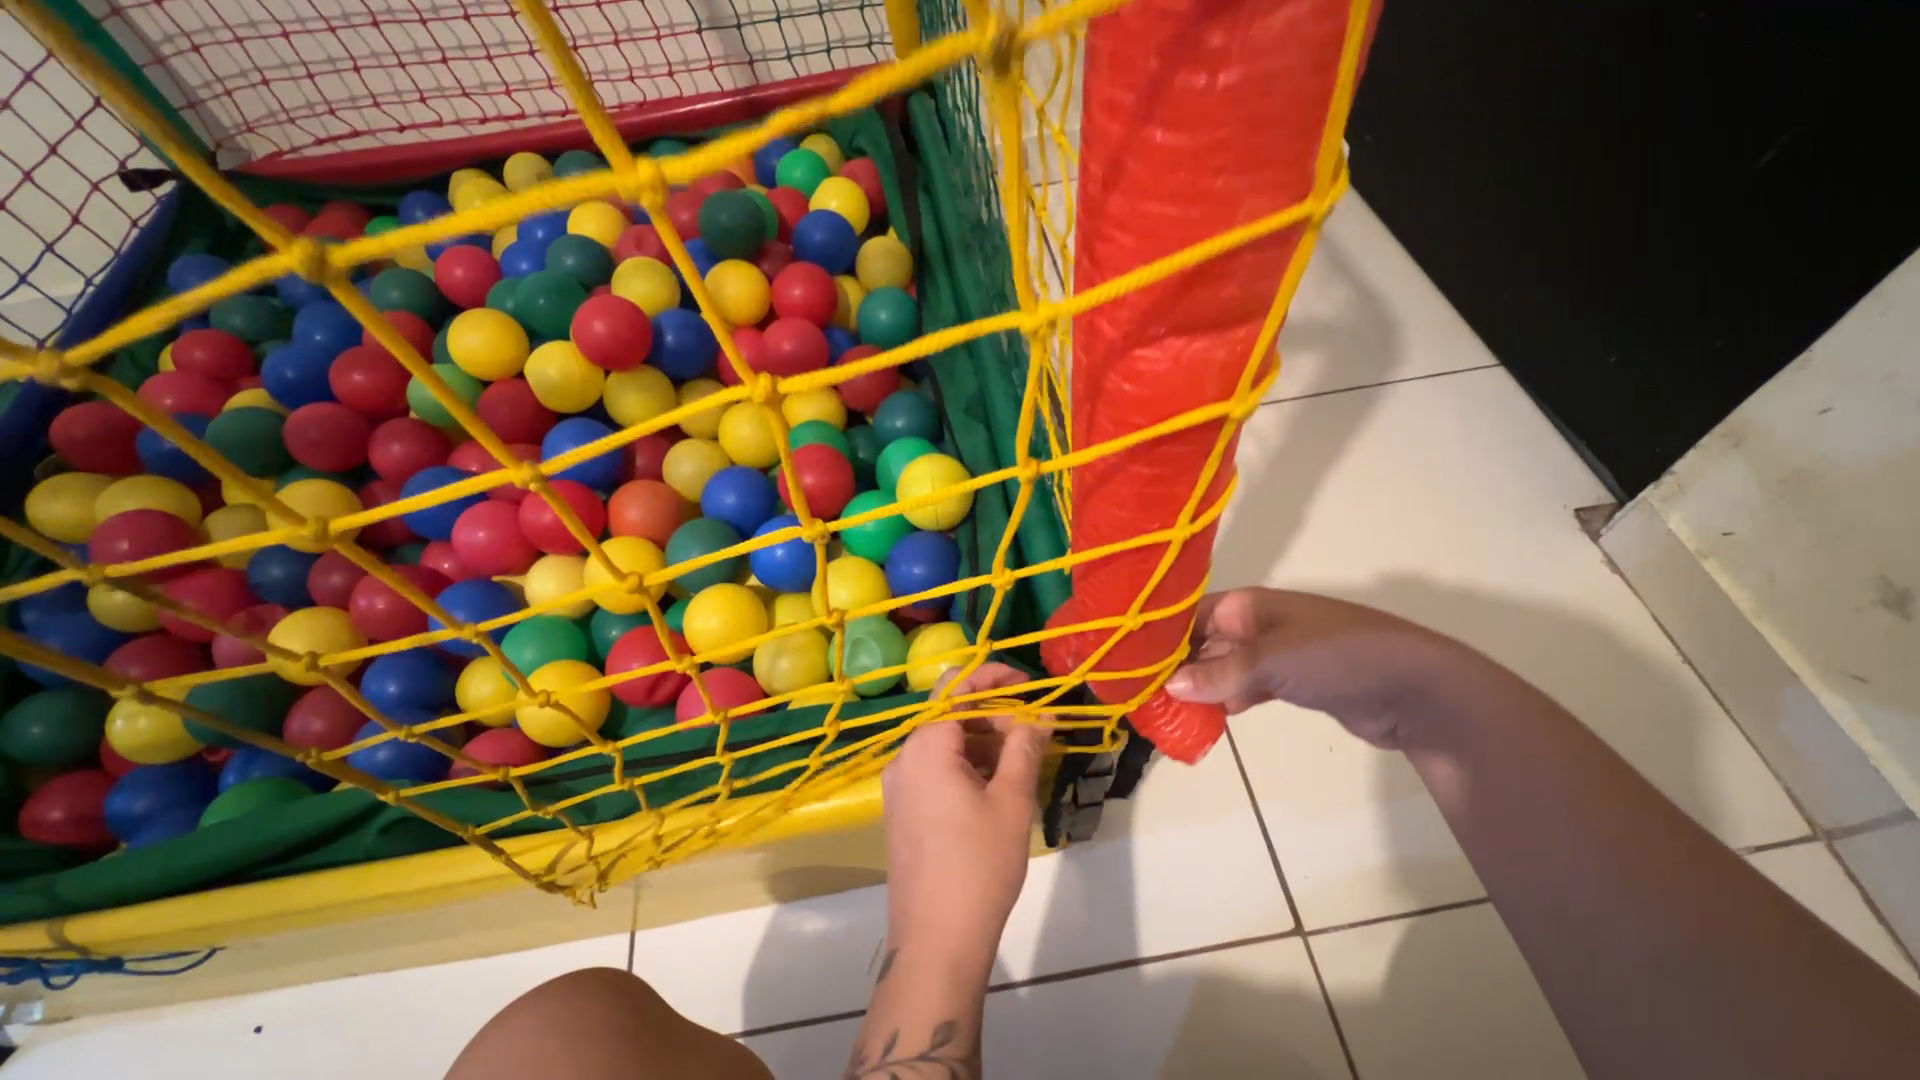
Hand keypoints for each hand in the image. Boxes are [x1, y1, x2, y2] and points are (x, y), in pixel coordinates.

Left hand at [880, 663, 1047, 969]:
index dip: (995, 676)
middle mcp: (904, 757)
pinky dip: (966, 765)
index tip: (1032, 685)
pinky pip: (935, 770)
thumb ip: (1023, 747)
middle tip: (1036, 731)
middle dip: (994, 713)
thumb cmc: (979, 864)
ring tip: (1023, 758)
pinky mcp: (902, 811)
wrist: (935, 938)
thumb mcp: (1011, 801)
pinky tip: (997, 785)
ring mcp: (899, 786)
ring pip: (944, 744)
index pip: (957, 685)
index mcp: (927, 745)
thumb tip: (1039, 715)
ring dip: (982, 741)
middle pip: (950, 714)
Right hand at [1164, 588, 1484, 749]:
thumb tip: (1169, 686)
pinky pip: (1244, 689)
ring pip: (1221, 669)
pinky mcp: (1292, 684)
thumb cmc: (1342, 658)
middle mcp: (1257, 625)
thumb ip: (1221, 673)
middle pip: (1202, 643)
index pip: (1189, 615)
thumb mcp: (1275, 661)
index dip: (1158, 635)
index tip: (1123, 660)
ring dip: (1196, 688)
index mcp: (1250, 606)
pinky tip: (1203, 720)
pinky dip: (1224, 702)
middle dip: (1171, 666)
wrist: (1417, 690)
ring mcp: (1276, 655)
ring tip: (1159, 712)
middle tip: (1135, 694)